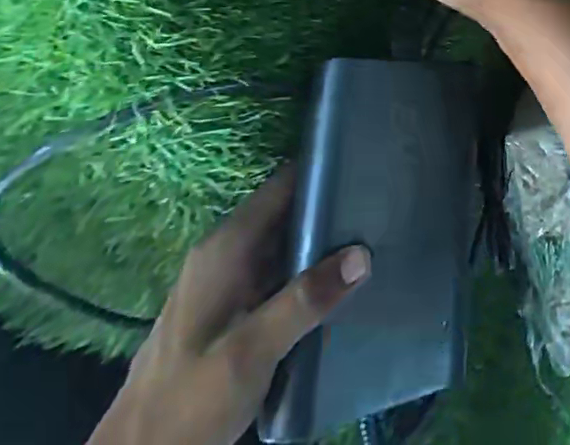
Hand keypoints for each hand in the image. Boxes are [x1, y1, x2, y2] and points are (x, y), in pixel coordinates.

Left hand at [90, 168, 370, 444]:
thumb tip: (361, 255)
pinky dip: (303, 273)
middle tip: (377, 213)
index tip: (362, 170)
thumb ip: (305, 301)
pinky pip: (273, 274)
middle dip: (326, 209)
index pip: (280, 187)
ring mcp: (224, 280)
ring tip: (370, 242)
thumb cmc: (192, 398)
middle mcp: (224, 252)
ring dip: (318, 244)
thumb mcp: (252, 350)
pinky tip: (334, 288)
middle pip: (283, 213)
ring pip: (280, 245)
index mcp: (226, 246)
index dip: (319, 172)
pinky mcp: (229, 307)